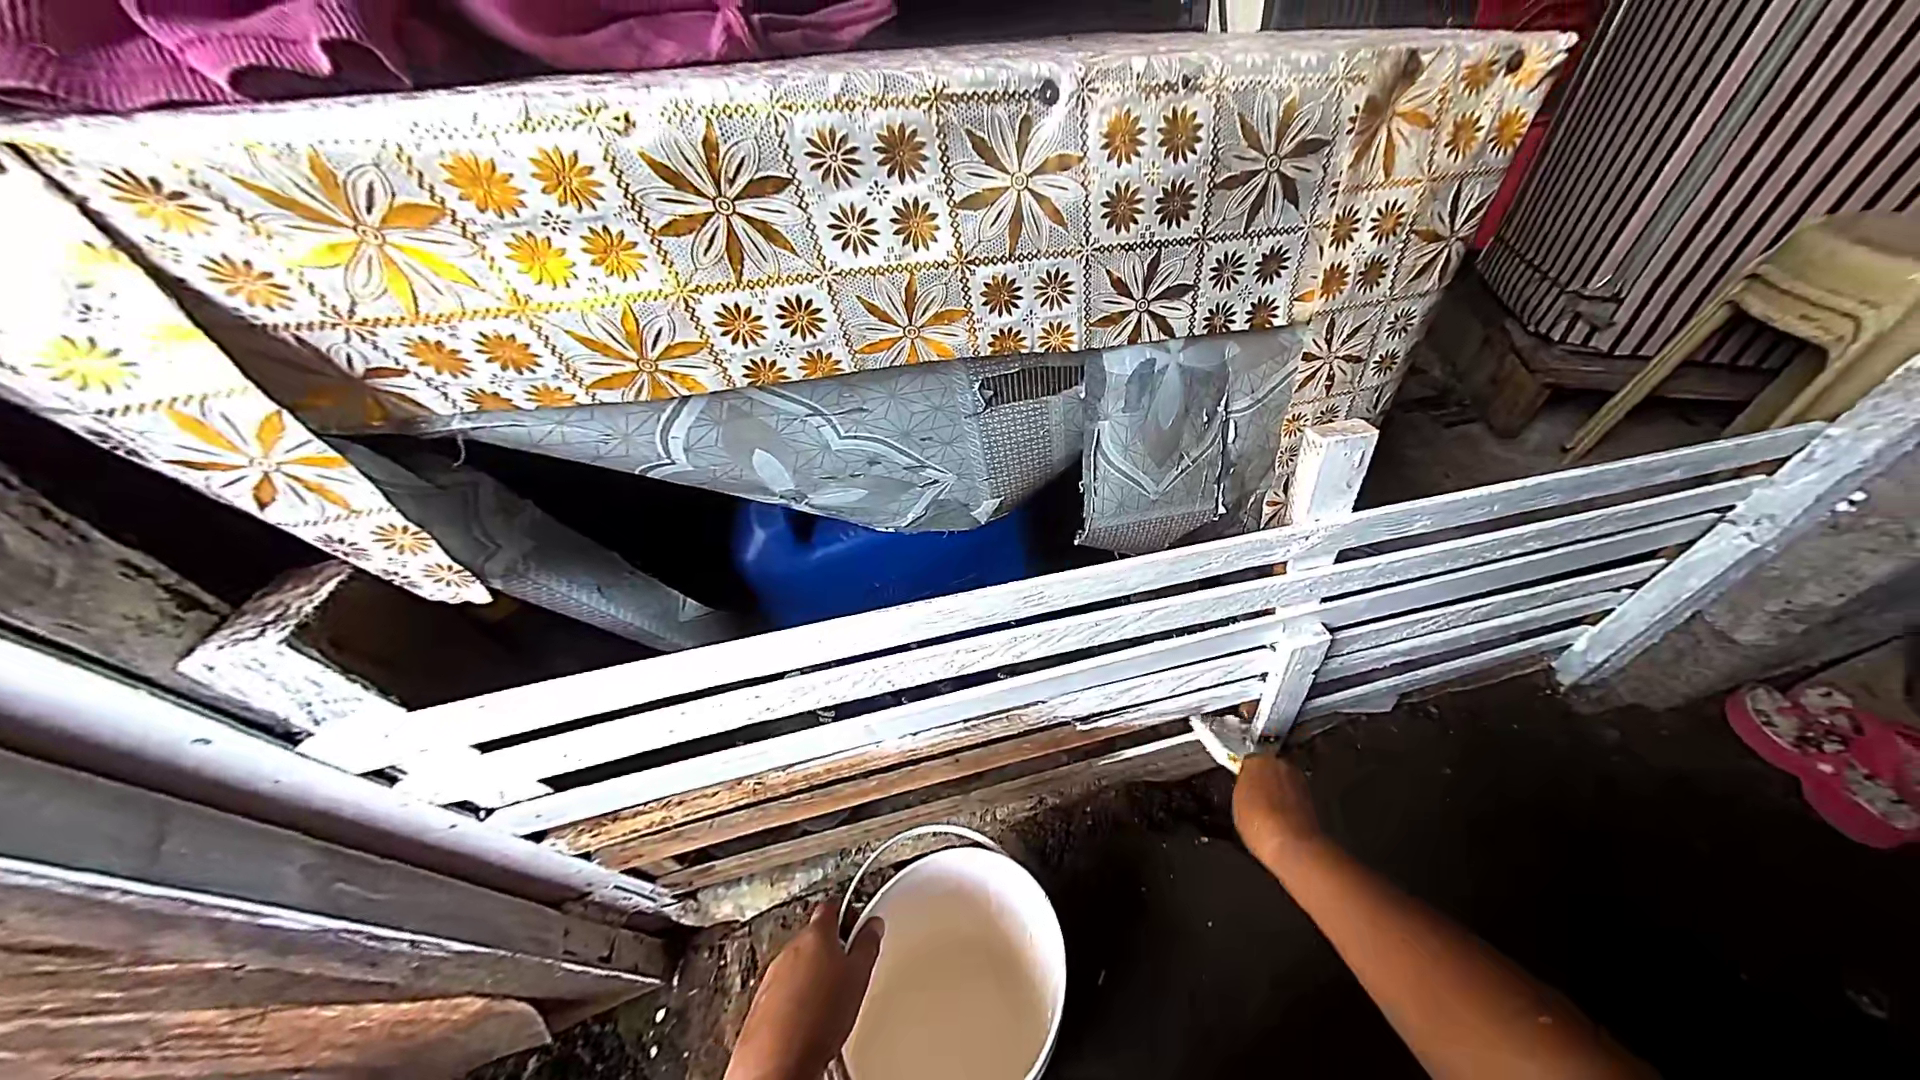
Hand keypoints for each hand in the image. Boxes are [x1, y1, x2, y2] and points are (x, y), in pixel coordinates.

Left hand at [725, 902, 883, 1079]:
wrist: (777, 1063)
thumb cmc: (817, 1019)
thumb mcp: (858, 976)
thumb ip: (867, 944)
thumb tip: (872, 926)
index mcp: (817, 934)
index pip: (832, 907)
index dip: (847, 911)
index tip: (859, 920)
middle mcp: (791, 948)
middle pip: (815, 936)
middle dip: (832, 947)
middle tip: (850, 965)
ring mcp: (773, 975)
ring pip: (799, 963)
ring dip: (814, 973)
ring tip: (832, 998)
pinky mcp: (762, 1002)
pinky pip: (784, 989)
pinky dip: (797, 997)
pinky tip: (810, 1018)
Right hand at [1232, 753, 1325, 864]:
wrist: (1294, 846)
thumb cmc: (1259, 823)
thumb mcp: (1237, 803)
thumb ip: (1241, 785)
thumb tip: (1245, 782)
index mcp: (1258, 760)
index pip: (1247, 760)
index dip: (1243, 773)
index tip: (1241, 784)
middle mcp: (1282, 764)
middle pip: (1269, 767)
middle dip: (1263, 778)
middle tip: (1254, 795)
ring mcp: (1300, 780)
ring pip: (1283, 781)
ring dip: (1278, 789)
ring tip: (1268, 809)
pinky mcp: (1313, 798)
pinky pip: (1294, 795)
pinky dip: (1289, 802)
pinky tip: (1281, 818)